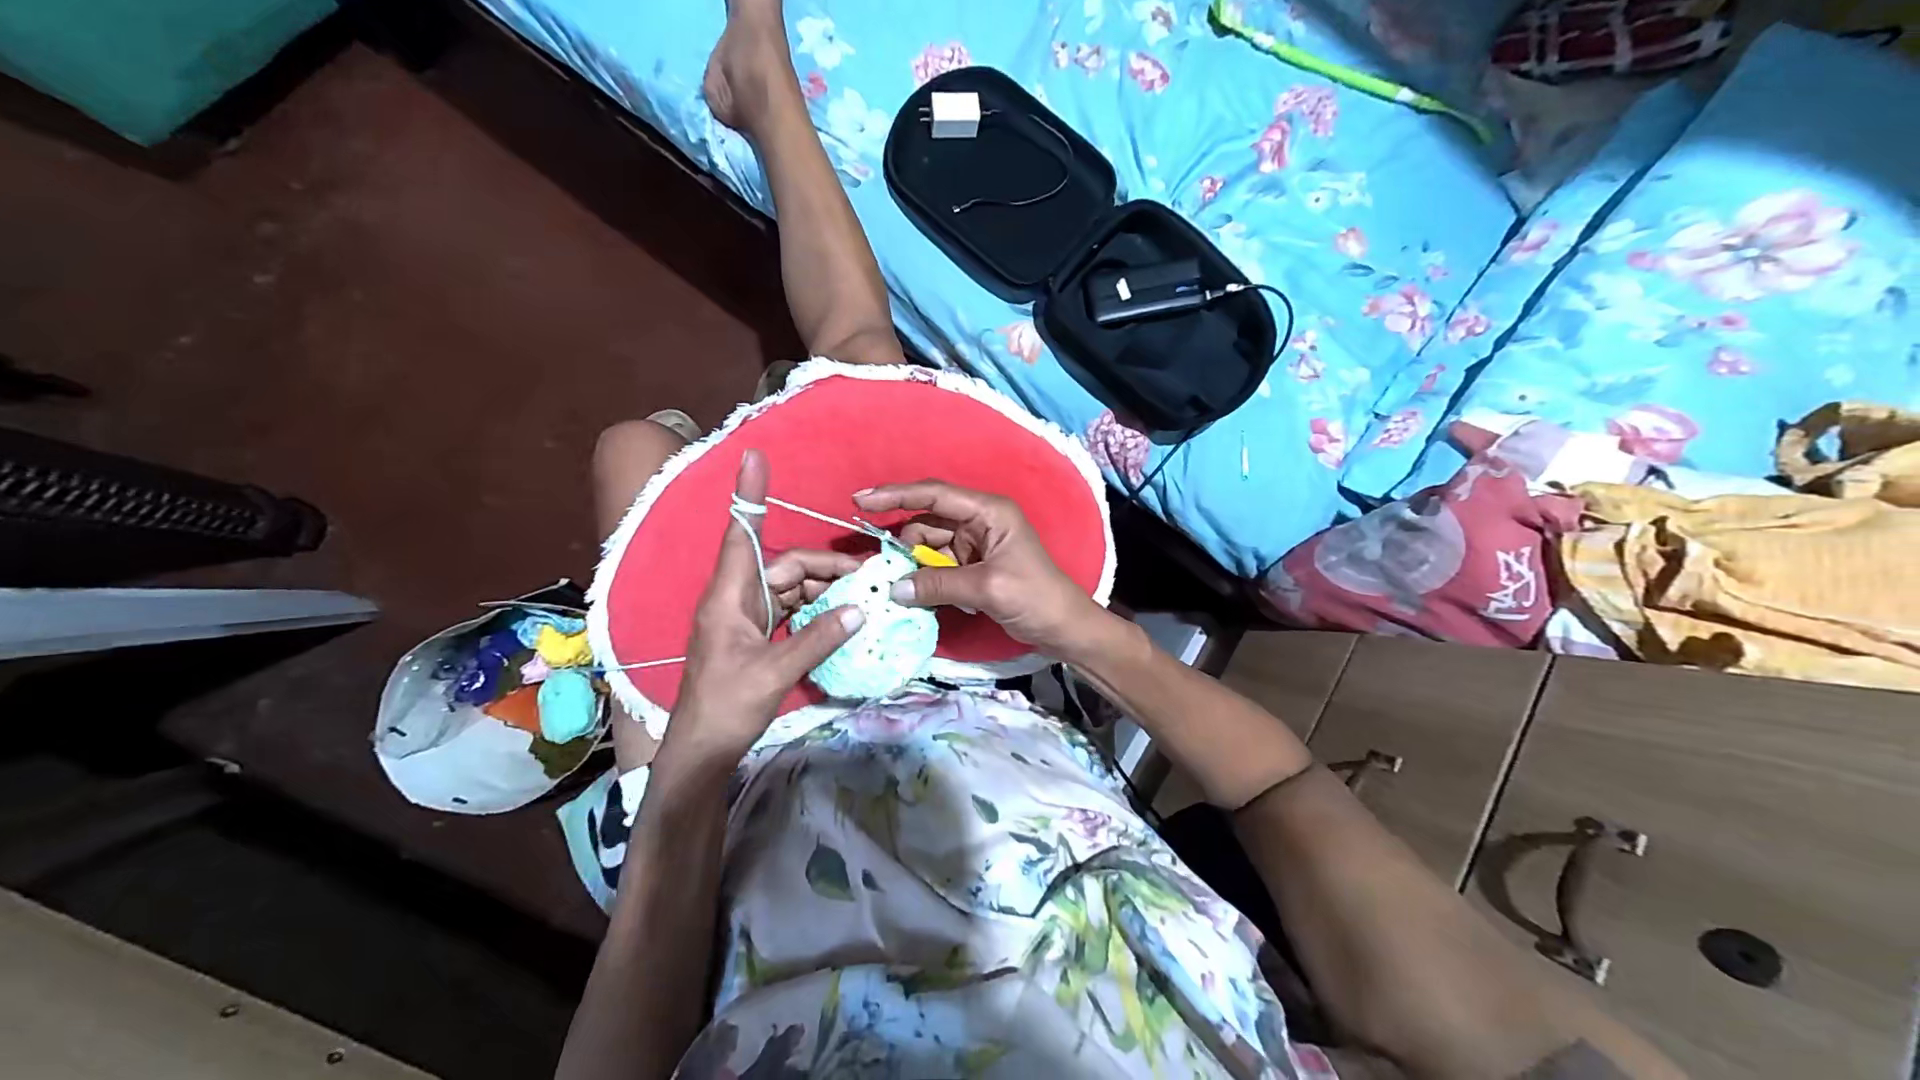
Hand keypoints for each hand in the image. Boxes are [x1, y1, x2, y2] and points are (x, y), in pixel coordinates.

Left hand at [659, 450, 864, 776]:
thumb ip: (818, 638)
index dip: (750, 494)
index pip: (741, 534)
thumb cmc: (726, 708)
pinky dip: (813, 608)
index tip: (755, 456)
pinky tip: (838, 616)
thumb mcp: (775, 673)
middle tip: (865, 577)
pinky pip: (788, 608)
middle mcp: (735, 598)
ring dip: (821, 588)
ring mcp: (744, 618)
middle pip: (782, 563)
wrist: (701, 751)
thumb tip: (859, 609)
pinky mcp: (754, 636)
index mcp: (728, 597)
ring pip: (788, 586)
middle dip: (823, 566)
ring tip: (858, 597)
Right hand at [852, 480, 1113, 659]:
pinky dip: (924, 578)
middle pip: (926, 522)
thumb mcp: (987, 588)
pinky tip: (915, 594)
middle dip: (903, 543)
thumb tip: (893, 588)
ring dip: (912, 564)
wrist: (1063, 628)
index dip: (896, 495)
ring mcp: (974, 545)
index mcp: (989, 512)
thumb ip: (938, 585)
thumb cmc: (1035, 597)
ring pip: (928, 546)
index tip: (861, 501)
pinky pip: (936, 566)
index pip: (935, 495)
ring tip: (899, 586)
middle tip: (881, 567)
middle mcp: (979, 521)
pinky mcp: (971, 567)